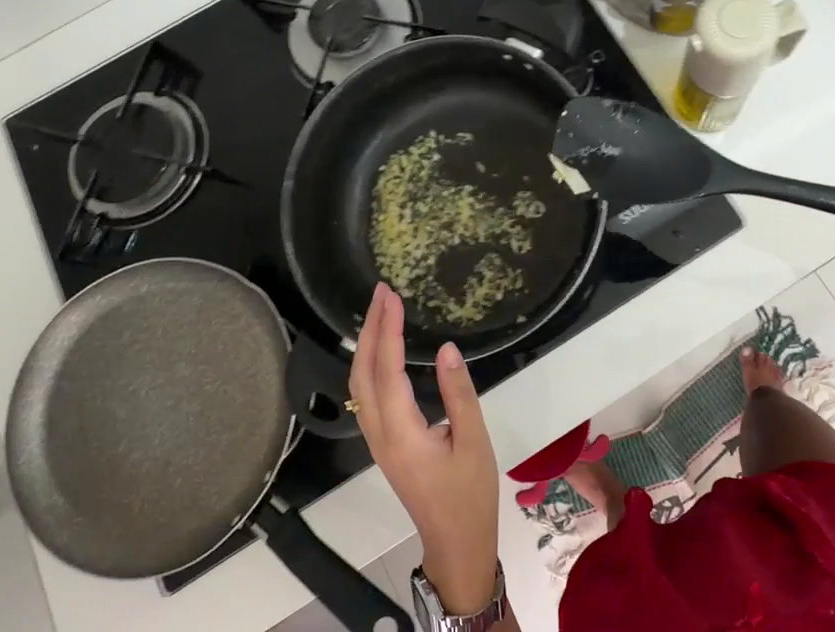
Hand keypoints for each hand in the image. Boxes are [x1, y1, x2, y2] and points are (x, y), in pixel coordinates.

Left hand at [349, 283, 499, 614]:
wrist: (456, 542)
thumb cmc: (469, 495)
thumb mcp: (475, 443)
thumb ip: (460, 395)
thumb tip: (448, 349)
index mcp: (401, 433)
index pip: (387, 370)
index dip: (388, 331)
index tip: (392, 297)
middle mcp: (379, 434)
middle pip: (362, 373)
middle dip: (369, 329)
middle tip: (382, 293)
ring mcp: (377, 441)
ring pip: (360, 385)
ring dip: (366, 345)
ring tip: (380, 312)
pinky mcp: (384, 444)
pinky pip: (367, 396)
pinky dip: (370, 364)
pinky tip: (382, 351)